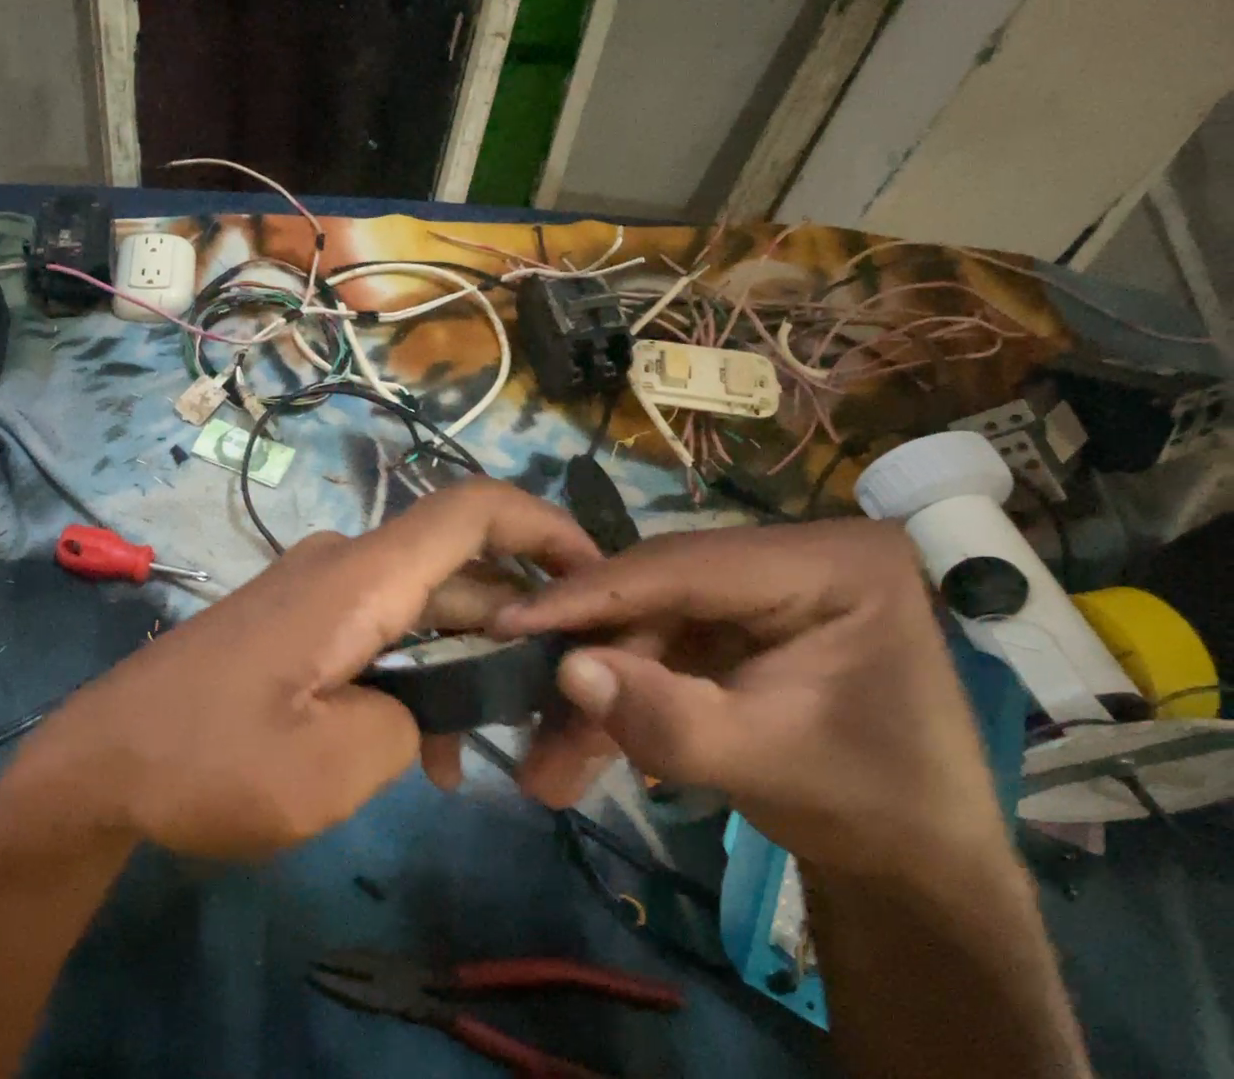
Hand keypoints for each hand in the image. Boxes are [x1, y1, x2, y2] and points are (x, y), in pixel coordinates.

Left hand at [6, 479, 604, 858]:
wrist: (97, 767)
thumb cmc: (208, 763)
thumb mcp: (331, 768)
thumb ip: (410, 725)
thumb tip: (420, 708)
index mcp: (355, 582)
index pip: (471, 511)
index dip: (546, 527)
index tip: (599, 577)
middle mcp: (336, 569)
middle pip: (454, 571)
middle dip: (515, 629)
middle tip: (559, 706)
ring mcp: (307, 597)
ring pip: (416, 612)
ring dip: (460, 670)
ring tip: (482, 756)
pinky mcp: (286, 629)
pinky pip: (372, 636)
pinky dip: (409, 680)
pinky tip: (419, 752)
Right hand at [493, 520, 1009, 882]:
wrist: (914, 864)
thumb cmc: (871, 806)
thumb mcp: (763, 762)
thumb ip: (665, 717)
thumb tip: (566, 670)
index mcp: (834, 562)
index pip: (686, 566)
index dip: (588, 595)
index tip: (507, 623)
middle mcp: (794, 556)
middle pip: (655, 593)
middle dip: (589, 660)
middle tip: (518, 704)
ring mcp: (761, 591)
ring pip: (644, 626)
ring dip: (596, 692)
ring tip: (547, 764)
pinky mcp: (738, 627)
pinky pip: (658, 649)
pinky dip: (619, 698)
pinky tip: (579, 751)